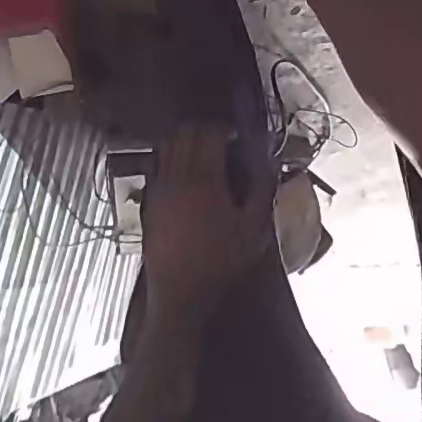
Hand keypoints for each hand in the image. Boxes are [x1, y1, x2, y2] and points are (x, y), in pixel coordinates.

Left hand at [142, 125, 274, 319]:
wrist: (181, 294)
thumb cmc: (220, 262)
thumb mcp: (253, 230)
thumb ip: (263, 191)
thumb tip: (271, 164)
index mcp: (205, 179)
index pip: (209, 134)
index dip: (222, 128)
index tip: (234, 135)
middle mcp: (179, 177)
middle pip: (185, 133)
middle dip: (203, 129)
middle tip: (219, 138)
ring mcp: (160, 189)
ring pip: (167, 146)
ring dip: (184, 139)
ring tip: (200, 149)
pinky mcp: (150, 202)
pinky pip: (156, 165)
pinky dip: (169, 158)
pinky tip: (182, 172)